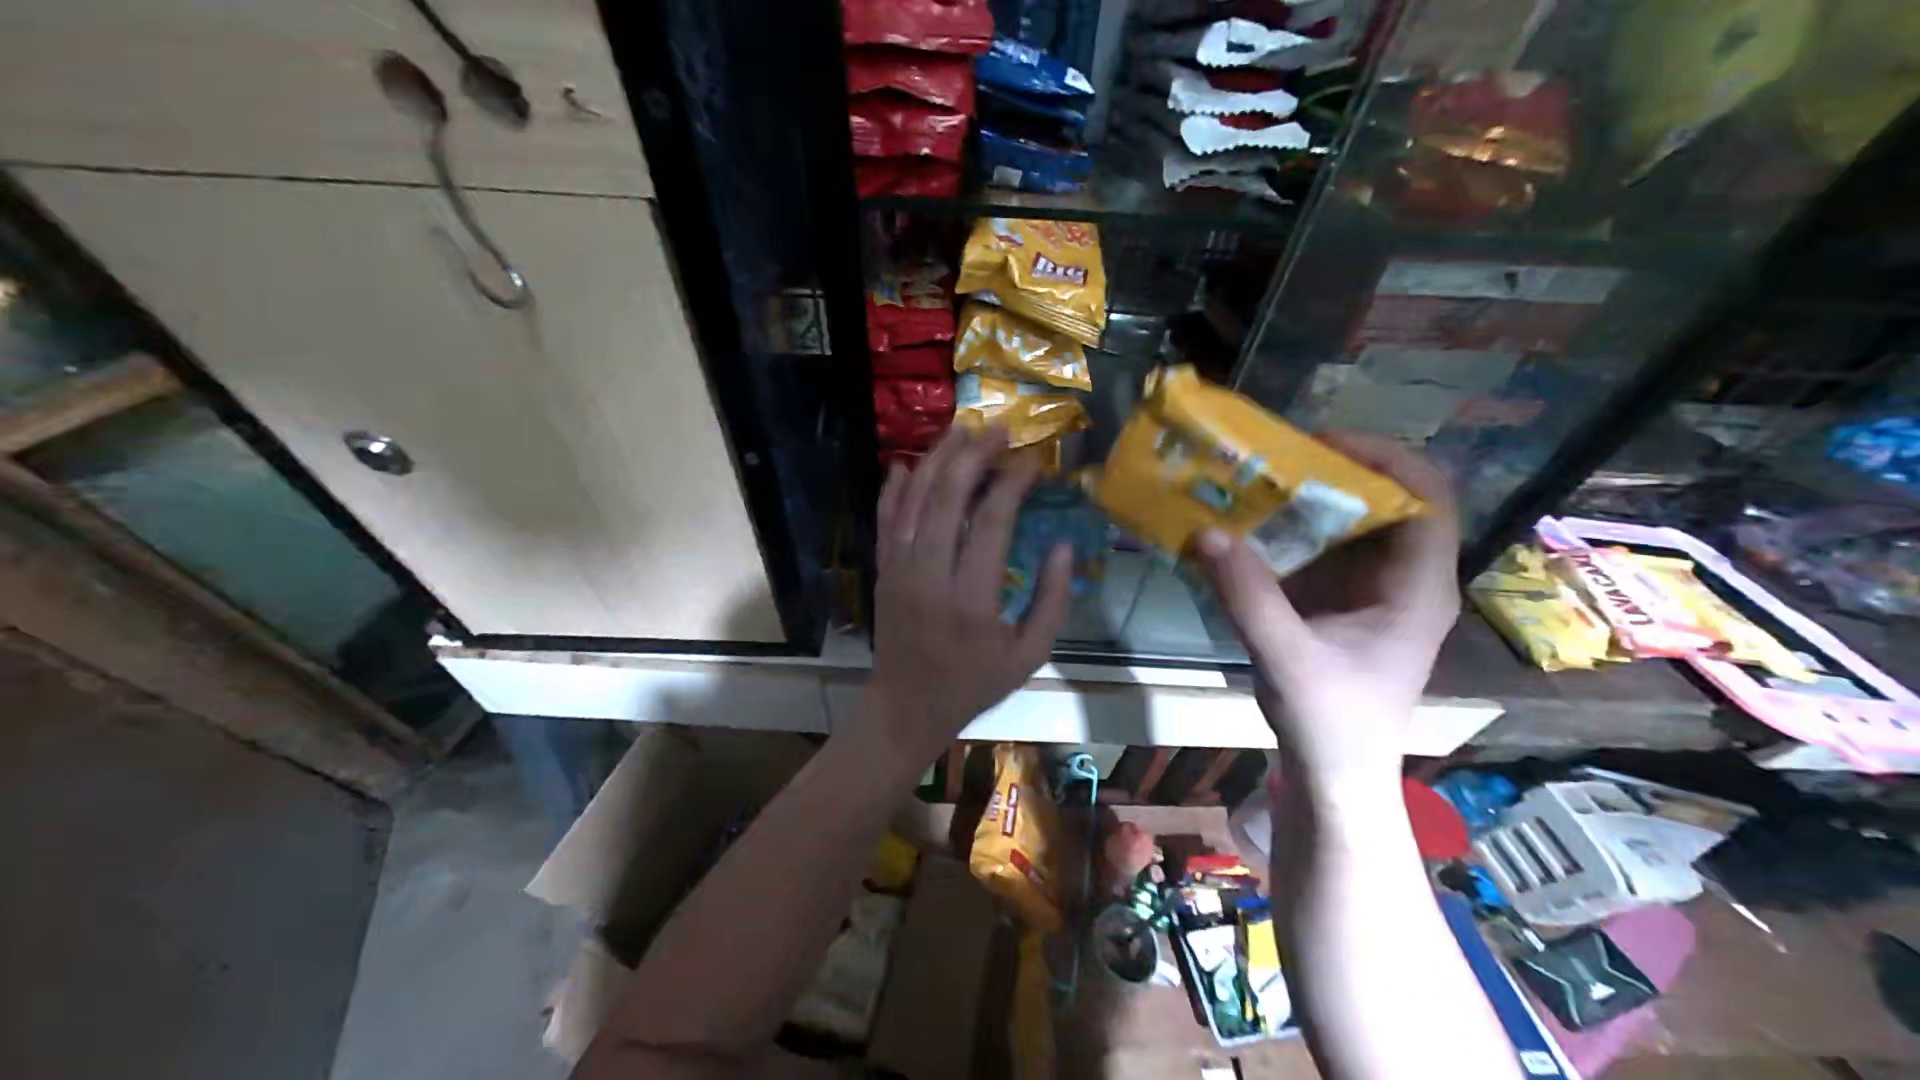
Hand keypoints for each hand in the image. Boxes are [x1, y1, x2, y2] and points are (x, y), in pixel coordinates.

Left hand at [857, 426, 1072, 768]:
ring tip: (961, 430)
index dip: (1013, 483)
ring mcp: (899, 571)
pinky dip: (895, 489)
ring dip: (937, 461)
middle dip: (974, 456)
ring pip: (914, 501)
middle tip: (997, 428)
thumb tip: (1064, 546)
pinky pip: (885, 520)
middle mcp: (930, 577)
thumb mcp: (1030, 655)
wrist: (906, 707)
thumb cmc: (974, 683)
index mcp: (972, 600)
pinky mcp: (883, 572)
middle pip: (947, 499)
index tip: (1033, 461)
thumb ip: (1052, 601)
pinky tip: (908, 463)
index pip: (992, 522)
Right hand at [1195, 433, 1460, 786]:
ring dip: (1305, 501)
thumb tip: (1205, 532)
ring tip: (1254, 482)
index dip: (1385, 460)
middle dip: (1333, 474)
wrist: (1333, 775)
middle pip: (1385, 503)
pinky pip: (1319, 551)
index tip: (1321, 445)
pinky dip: (1287, 533)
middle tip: (1273, 458)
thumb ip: (1248, 596)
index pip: (1426, 499)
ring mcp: (1369, 591)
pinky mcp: (1338, 603)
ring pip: (1349, 525)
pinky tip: (1247, 527)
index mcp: (1417, 588)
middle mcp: (1401, 579)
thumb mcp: (1288, 658)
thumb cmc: (1332, 722)